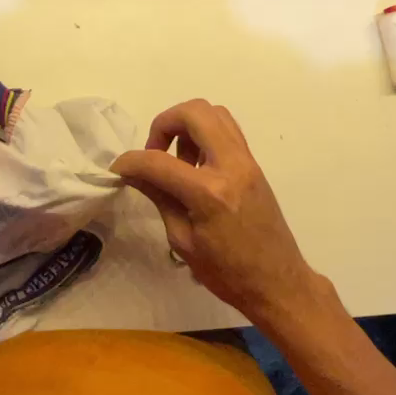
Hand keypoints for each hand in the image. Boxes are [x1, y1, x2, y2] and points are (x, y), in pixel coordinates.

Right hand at [111, 99, 328, 324]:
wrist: (277, 282)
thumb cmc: (226, 273)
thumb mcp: (183, 241)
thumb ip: (160, 198)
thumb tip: (134, 173)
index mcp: (209, 193)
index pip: (159, 161)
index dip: (130, 161)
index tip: (118, 169)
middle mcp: (231, 167)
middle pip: (194, 112)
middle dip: (164, 124)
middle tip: (154, 153)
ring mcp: (247, 162)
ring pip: (214, 114)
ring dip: (187, 126)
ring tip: (175, 160)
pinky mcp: (254, 166)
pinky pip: (227, 131)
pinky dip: (204, 136)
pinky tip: (193, 167)